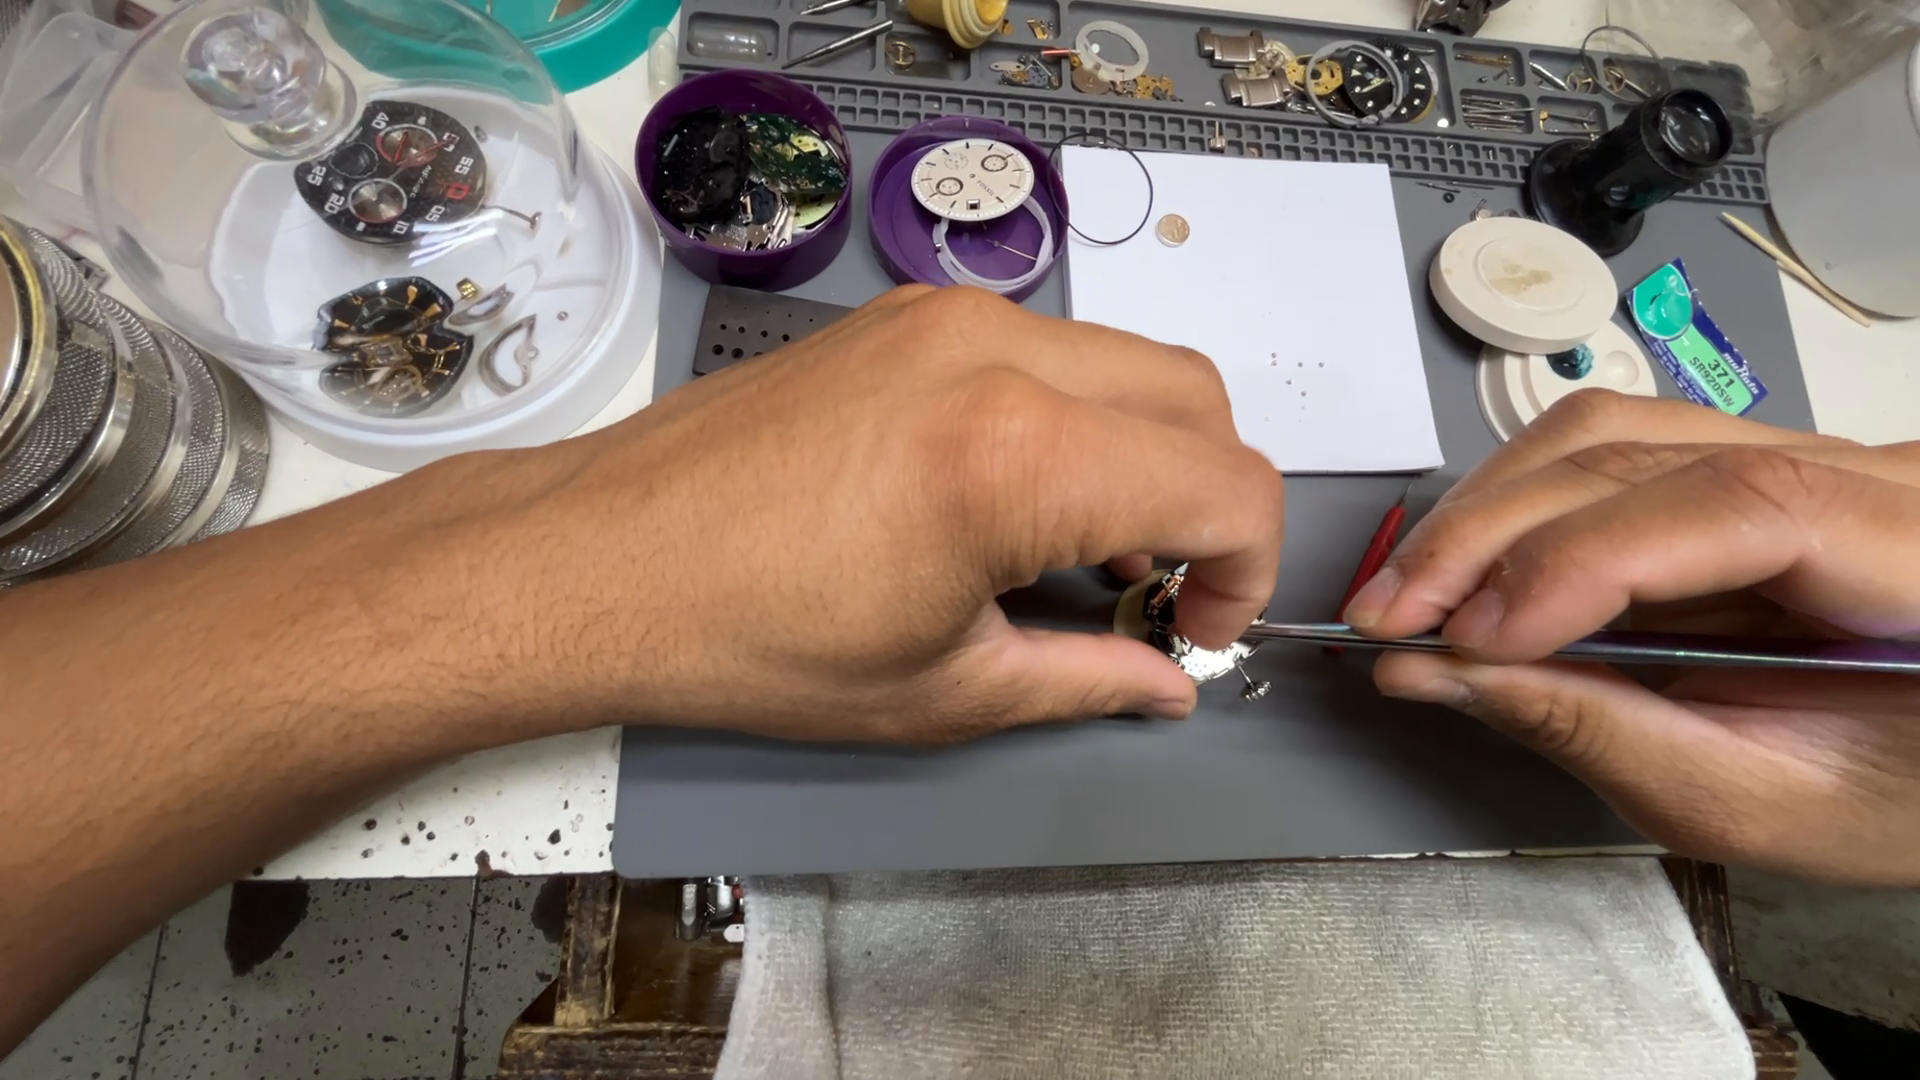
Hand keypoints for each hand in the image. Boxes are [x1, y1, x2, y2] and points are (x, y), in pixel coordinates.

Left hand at [436, 286, 1281, 742]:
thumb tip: (1167, 683)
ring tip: (1085, 546)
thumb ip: (1087, 681)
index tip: (1198, 626)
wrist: (604, 558)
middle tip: (1154, 586)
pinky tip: (1022, 491)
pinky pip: (1051, 351)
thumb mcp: (944, 689)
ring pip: (1128, 366)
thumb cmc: (756, 641)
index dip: (1246, 570)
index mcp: (1018, 458)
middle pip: (1198, 401)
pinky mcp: (910, 317)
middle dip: (1210, 503)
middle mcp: (998, 355)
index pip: (1228, 484)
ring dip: (1144, 455)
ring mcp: (949, 319)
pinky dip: (1079, 418)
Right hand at [1342, 390, 1919, 882]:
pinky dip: (1496, 506)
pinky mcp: (1719, 463)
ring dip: (1472, 516)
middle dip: (1478, 541)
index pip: (1741, 508)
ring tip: (1408, 593)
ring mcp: (1792, 453)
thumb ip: (1586, 730)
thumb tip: (1424, 672)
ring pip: (1589, 434)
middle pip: (1629, 456)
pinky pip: (1583, 450)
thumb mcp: (1746, 801)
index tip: (1468, 642)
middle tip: (1385, 618)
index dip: (1577, 564)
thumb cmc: (1887, 799)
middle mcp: (1875, 477)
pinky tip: (1458, 566)